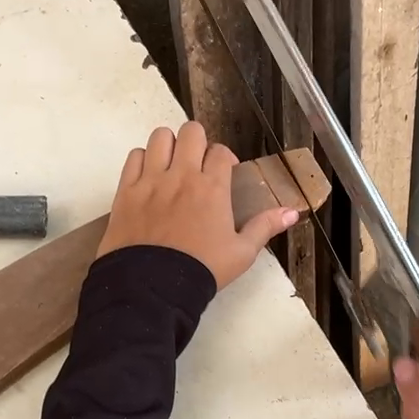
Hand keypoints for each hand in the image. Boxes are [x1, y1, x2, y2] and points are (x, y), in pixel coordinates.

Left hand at [97, 122, 298, 289]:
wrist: (154, 286)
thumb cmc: (202, 269)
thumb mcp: (241, 253)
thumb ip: (265, 227)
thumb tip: (292, 212)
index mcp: (212, 187)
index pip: (220, 151)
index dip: (224, 159)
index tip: (223, 173)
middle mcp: (182, 176)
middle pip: (191, 132)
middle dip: (197, 142)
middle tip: (197, 163)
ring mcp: (151, 180)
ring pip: (160, 138)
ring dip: (169, 146)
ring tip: (171, 164)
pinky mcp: (126, 190)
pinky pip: (134, 156)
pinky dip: (142, 160)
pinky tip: (148, 176)